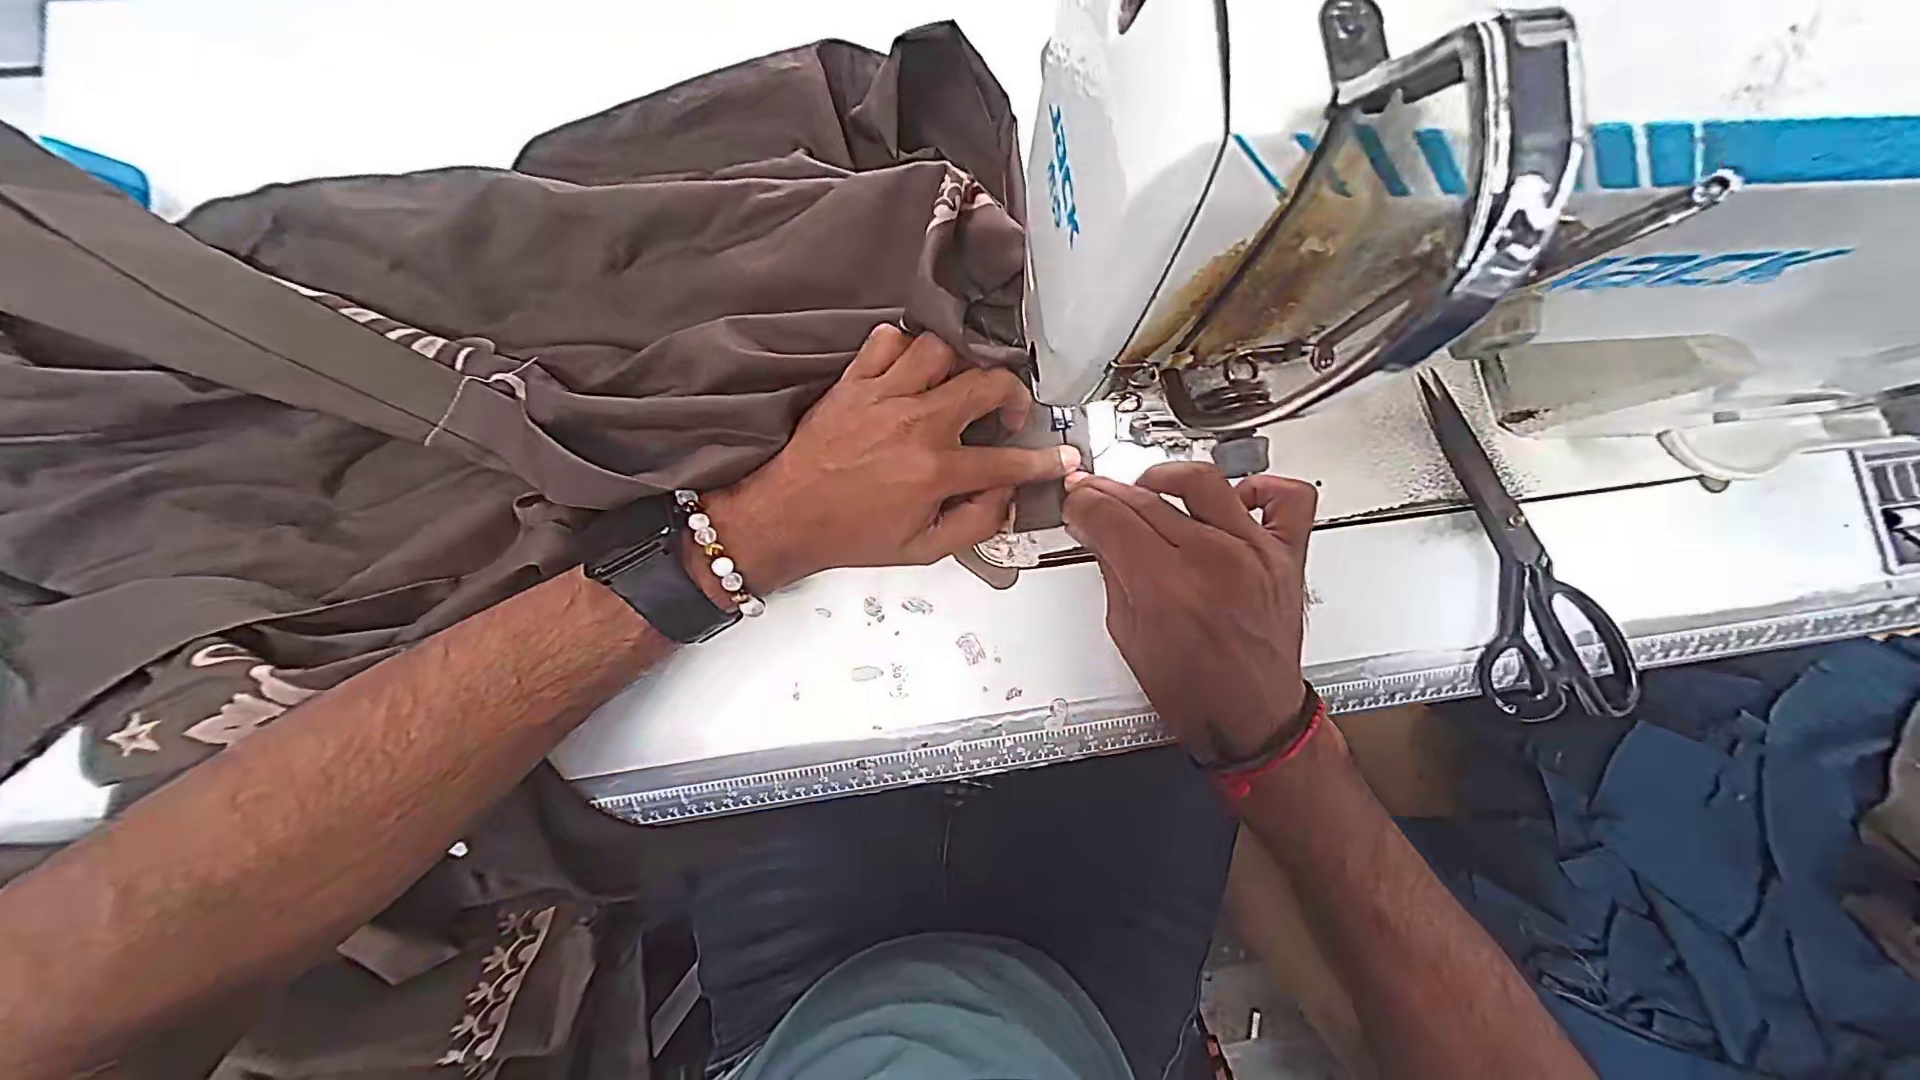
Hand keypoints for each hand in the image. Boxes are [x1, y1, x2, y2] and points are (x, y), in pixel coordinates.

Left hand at [701, 325, 1077, 593]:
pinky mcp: (854, 384)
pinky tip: (912, 371)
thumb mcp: (922, 549)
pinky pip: (887, 341)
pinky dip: (906, 348)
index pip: (1008, 460)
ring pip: (942, 350)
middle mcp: (914, 427)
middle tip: (1007, 413)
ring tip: (960, 387)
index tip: (1061, 457)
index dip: (1045, 460)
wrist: (788, 517)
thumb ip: (975, 524)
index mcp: (934, 472)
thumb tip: (1004, 496)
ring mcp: (882, 398)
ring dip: (961, 366)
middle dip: (1013, 395)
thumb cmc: (849, 533)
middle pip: (987, 384)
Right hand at [1062, 462, 1317, 760]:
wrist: (1252, 719)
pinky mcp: (1286, 556)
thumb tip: (1099, 534)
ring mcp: (1254, 553)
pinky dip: (1259, 487)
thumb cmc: (1195, 693)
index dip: (1082, 503)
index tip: (1076, 503)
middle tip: (1095, 497)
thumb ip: (1113, 574)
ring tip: (1149, 489)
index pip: (1109, 516)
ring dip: (1163, 477)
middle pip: (1144, 498)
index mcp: (1165, 587)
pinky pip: (1287, 498)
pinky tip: (1233, 497)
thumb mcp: (1128, 635)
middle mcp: (1213, 561)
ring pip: (1202, 480)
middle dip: (1107, 492)